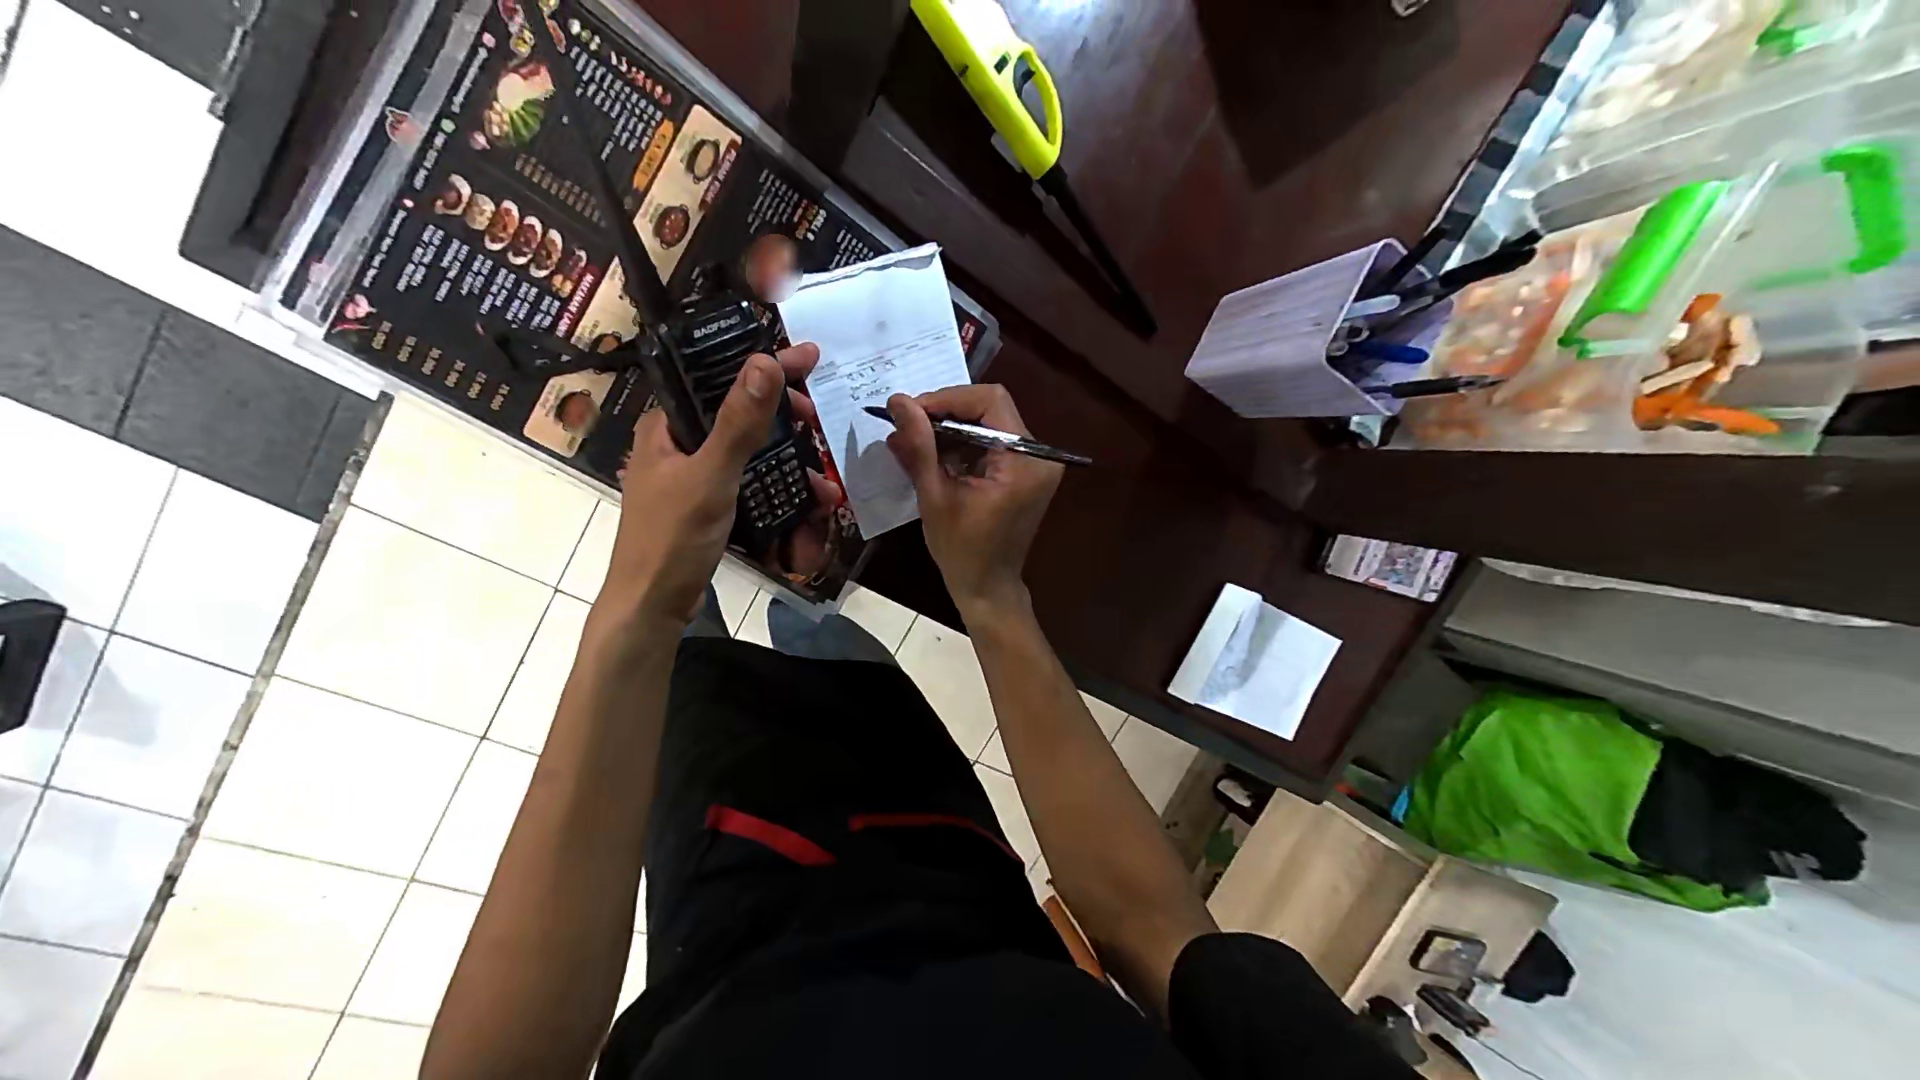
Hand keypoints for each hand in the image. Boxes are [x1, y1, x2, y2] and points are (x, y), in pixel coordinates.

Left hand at [598, 344, 829, 632]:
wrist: (652, 605)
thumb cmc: (673, 537)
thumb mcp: (711, 475)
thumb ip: (739, 423)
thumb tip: (765, 362)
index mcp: (667, 427)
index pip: (717, 380)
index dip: (764, 366)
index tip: (809, 358)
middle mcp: (677, 445)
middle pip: (736, 415)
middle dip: (782, 418)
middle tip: (815, 421)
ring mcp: (692, 477)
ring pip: (747, 452)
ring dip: (788, 459)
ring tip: (822, 474)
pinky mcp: (706, 505)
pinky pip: (748, 482)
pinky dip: (777, 487)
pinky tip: (809, 501)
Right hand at [885, 385, 1061, 619]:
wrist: (987, 588)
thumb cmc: (961, 551)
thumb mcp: (935, 496)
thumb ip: (920, 446)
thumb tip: (898, 401)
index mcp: (1025, 460)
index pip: (989, 401)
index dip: (947, 398)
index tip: (910, 412)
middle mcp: (1038, 454)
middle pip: (989, 408)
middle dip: (945, 413)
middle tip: (908, 425)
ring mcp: (1035, 462)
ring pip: (987, 423)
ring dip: (950, 429)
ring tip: (914, 442)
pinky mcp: (1024, 471)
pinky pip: (990, 442)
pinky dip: (961, 444)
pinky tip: (933, 456)